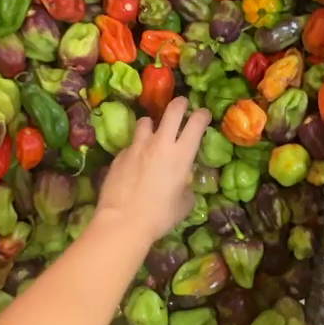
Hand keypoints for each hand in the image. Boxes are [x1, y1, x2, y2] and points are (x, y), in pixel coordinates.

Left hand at [94, 98, 210, 243]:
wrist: (123, 221)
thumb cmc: (160, 215)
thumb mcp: (184, 204)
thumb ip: (186, 187)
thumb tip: (182, 184)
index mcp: (181, 154)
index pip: (196, 123)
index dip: (202, 115)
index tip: (203, 114)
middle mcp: (160, 143)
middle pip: (172, 110)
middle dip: (180, 104)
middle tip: (182, 105)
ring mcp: (137, 146)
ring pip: (146, 121)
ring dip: (152, 124)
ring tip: (153, 133)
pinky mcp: (120, 154)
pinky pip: (131, 144)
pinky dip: (136, 148)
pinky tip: (135, 162)